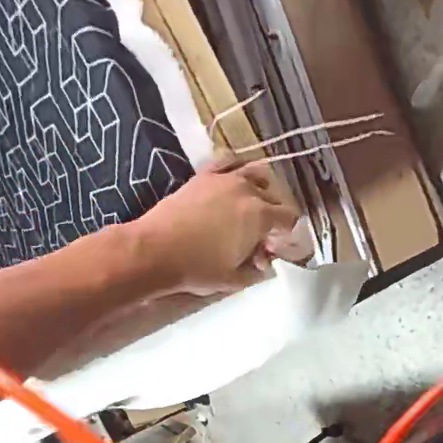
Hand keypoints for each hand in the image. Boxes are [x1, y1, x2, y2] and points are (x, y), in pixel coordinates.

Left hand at [126, 161, 298, 294]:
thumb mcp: (234, 279)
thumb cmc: (197, 269)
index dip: (286, 235)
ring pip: (256, 173)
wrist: (154, 251)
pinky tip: (233, 182)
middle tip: (261, 237)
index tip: (275, 249)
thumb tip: (265, 264)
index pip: (289, 219)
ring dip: (261, 189)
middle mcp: (247, 191)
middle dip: (274, 216)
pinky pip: (229, 162)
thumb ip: (257, 271)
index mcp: (260, 216)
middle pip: (275, 198)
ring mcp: (224, 179)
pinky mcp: (203, 176)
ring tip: (253, 205)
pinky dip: (237, 169)